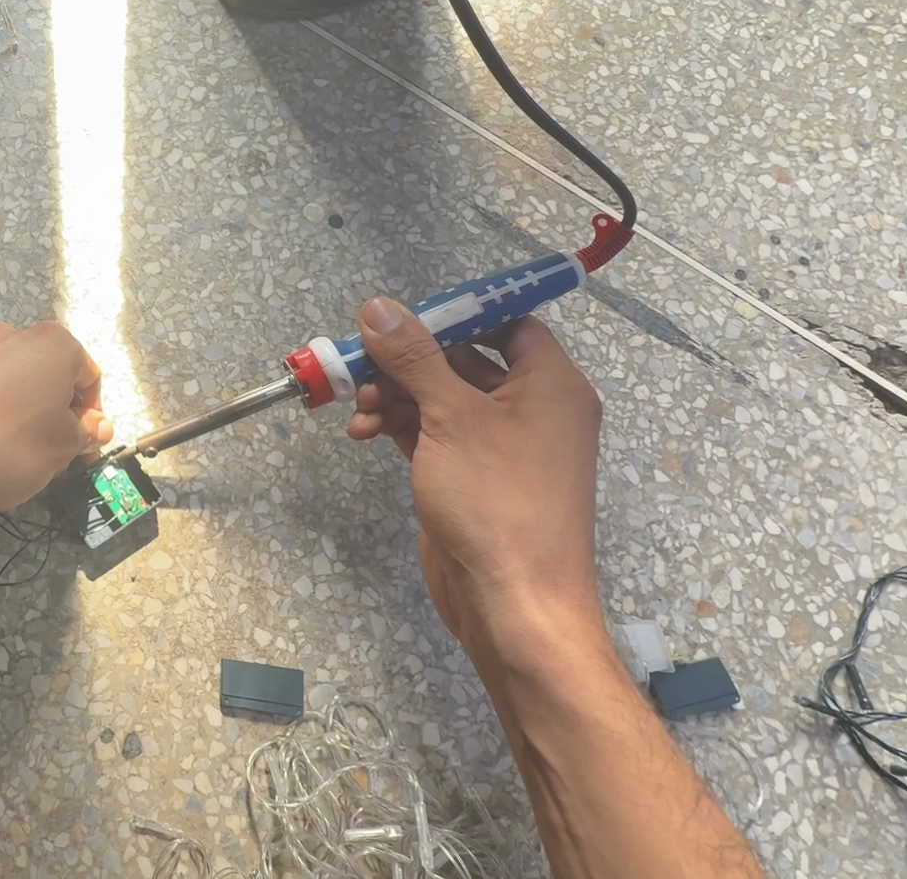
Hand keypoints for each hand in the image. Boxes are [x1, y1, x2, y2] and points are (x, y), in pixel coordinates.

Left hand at [0, 322, 112, 513]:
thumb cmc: (7, 446)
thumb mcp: (60, 449)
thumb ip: (84, 433)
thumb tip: (94, 424)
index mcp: (53, 343)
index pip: (90, 377)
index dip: (93, 416)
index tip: (83, 448)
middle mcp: (12, 334)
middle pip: (49, 376)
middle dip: (56, 413)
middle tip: (51, 454)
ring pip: (13, 383)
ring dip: (21, 413)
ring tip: (10, 453)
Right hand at [346, 299, 605, 660]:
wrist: (510, 600)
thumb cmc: (496, 500)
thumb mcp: (452, 418)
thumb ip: (415, 358)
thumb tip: (380, 306)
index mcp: (549, 385)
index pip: (506, 324)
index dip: (456, 315)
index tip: (401, 318)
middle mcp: (526, 407)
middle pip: (459, 360)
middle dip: (405, 362)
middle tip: (359, 364)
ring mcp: (494, 443)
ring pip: (435, 396)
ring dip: (392, 396)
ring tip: (358, 409)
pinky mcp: (465, 471)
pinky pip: (426, 430)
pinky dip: (394, 425)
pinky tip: (363, 433)